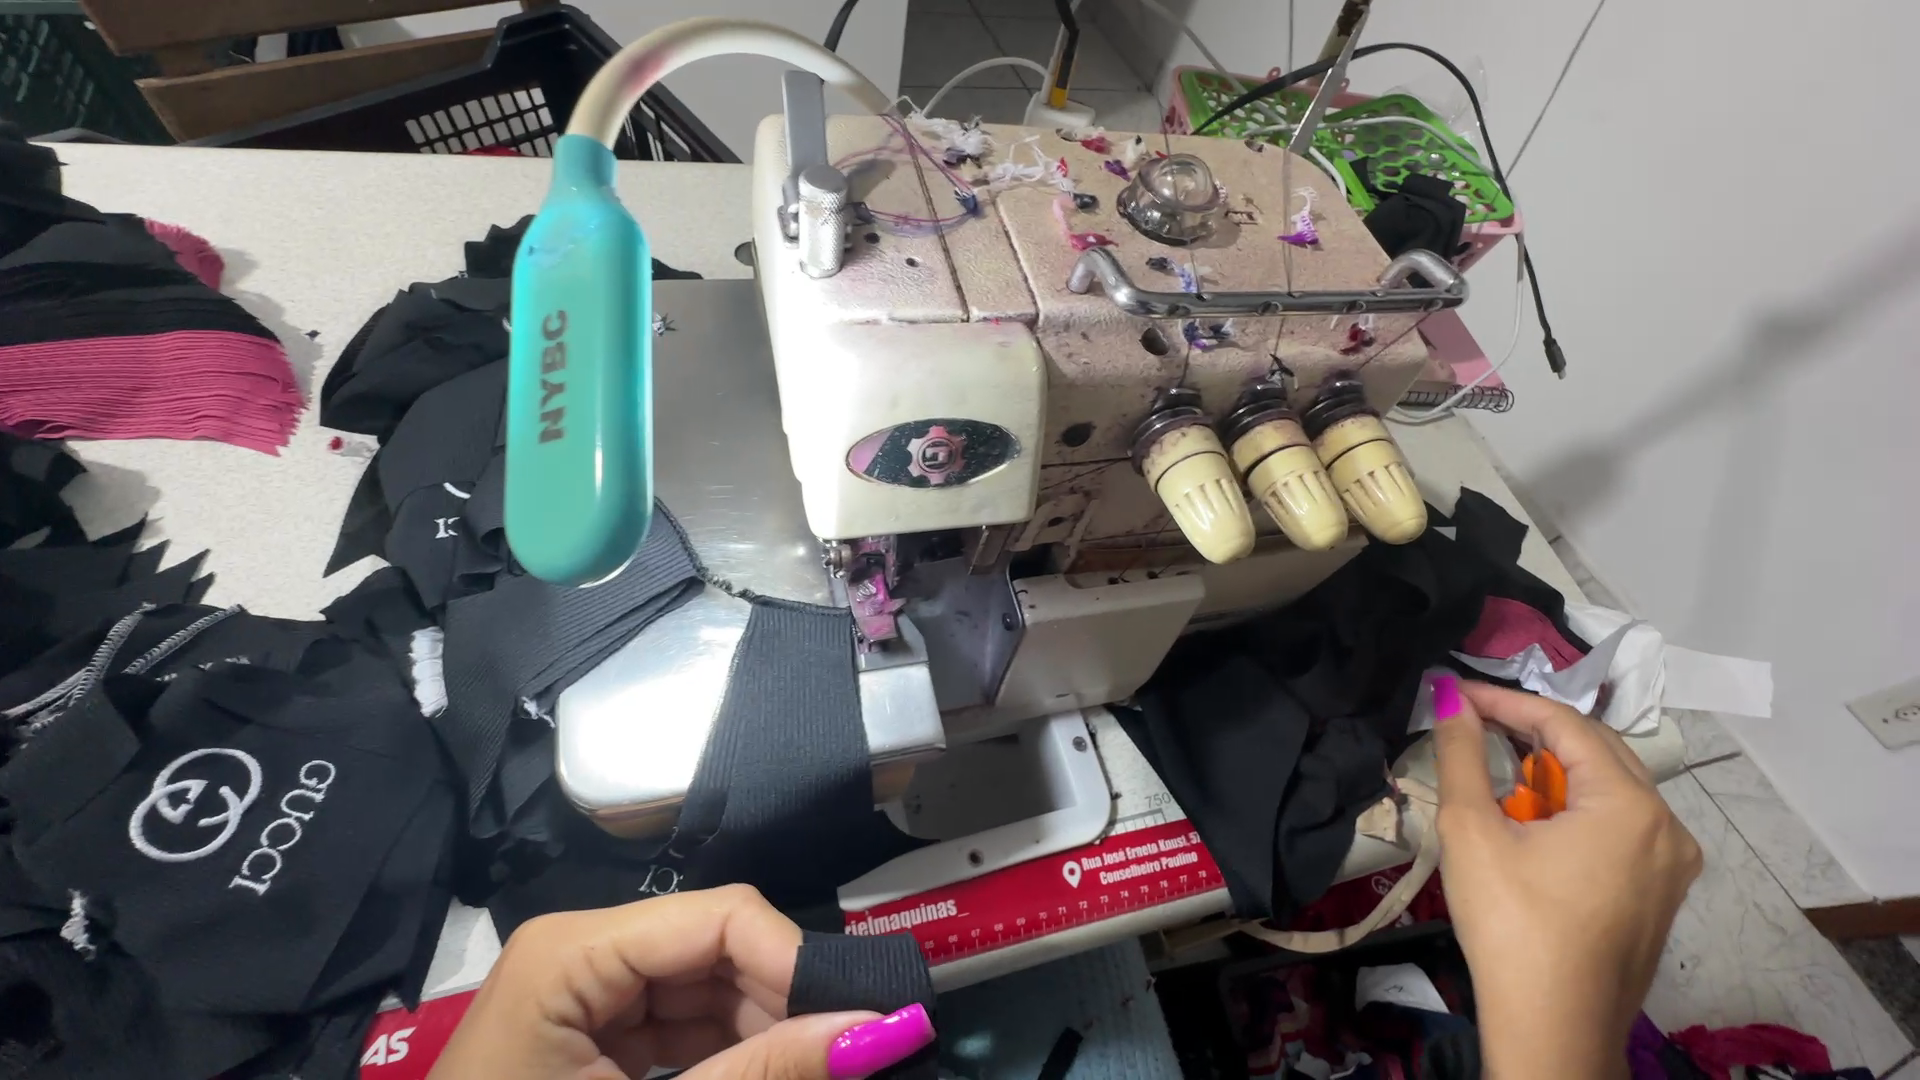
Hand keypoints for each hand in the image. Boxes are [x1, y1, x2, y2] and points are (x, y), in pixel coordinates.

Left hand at [429, 884, 935, 1079]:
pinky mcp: (594, 1027)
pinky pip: (681, 1017)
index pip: (719, 916)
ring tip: (816, 1062)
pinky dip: (727, 1047)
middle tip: (850, 1045)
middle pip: (716, 944)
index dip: (796, 960)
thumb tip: (877, 1032)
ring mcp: (588, 987)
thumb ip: (762, 1074)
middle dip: (783, 998)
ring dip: (762, 1025)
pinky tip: (766, 1070)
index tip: (860, 1012)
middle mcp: (584, 947)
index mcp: (574, 950)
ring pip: (706, 981)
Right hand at [1429, 677, 1700, 1079]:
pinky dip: (1568, 803)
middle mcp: (1667, 827)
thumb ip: (1460, 752)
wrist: (1551, 1023)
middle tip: (1467, 719)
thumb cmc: (1508, 917)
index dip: (1505, 701)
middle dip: (1528, 728)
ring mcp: (1670, 863)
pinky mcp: (1658, 891)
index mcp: (1631, 806)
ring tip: (1490, 765)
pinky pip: (1615, 821)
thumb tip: (1447, 694)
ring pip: (1606, 786)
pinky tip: (1526, 816)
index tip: (1452, 693)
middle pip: (1595, 749)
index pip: (1565, 724)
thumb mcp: (1470, 826)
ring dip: (1547, 767)